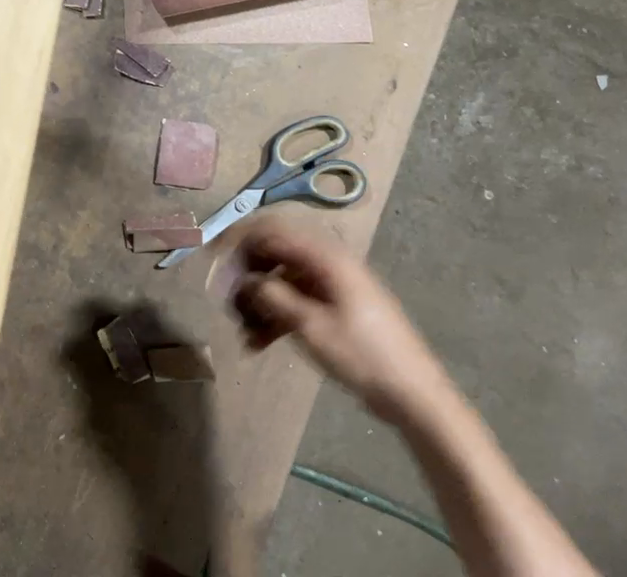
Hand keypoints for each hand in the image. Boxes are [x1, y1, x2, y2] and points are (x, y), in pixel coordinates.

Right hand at [228, 225, 450, 421]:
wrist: (414, 395)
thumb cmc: (363, 355)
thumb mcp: (310, 326)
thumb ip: (272, 297)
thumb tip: (242, 280)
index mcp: (326, 257)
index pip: (271, 231)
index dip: (238, 240)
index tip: (212, 259)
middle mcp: (327, 263)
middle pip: (273, 255)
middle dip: (245, 277)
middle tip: (226, 303)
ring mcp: (331, 286)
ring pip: (280, 281)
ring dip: (257, 302)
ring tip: (241, 331)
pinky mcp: (334, 308)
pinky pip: (294, 301)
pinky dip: (274, 317)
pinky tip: (257, 343)